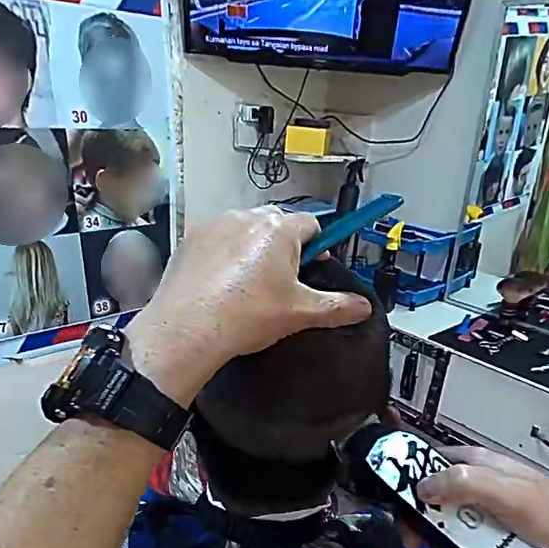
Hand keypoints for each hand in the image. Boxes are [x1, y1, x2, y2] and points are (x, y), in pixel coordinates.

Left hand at [131, 207, 372, 402]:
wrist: (187, 329)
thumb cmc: (243, 315)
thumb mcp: (300, 313)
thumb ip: (337, 307)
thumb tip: (361, 307)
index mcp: (279, 229)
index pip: (313, 224)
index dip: (320, 246)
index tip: (319, 264)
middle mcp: (246, 218)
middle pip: (278, 225)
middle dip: (286, 249)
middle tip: (285, 284)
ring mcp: (215, 225)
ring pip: (246, 232)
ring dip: (254, 251)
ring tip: (252, 288)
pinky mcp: (191, 240)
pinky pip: (218, 241)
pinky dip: (225, 257)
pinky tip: (225, 287)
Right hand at [416, 446, 548, 547]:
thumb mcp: (509, 495)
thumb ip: (466, 484)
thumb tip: (422, 486)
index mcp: (487, 463)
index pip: (438, 460)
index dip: (415, 477)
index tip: (401, 503)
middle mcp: (487, 484)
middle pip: (441, 496)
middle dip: (425, 519)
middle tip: (416, 544)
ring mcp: (494, 512)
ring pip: (454, 522)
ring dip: (441, 542)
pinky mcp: (501, 538)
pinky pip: (470, 543)